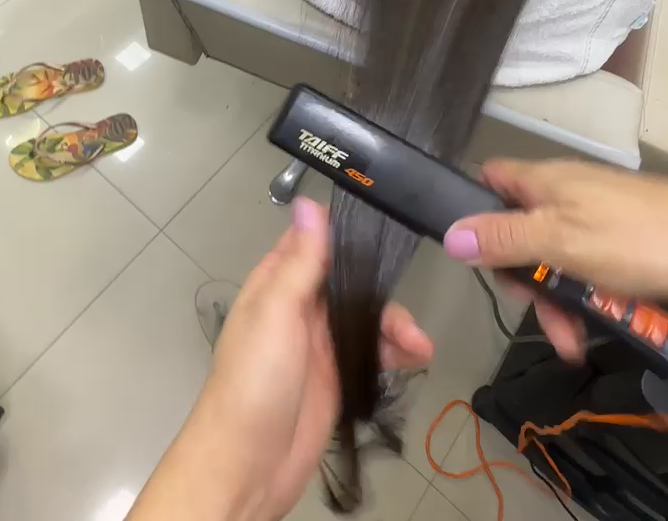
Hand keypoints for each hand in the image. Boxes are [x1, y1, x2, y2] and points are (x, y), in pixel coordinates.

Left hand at [129, 198, 433, 520]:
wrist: (248, 465)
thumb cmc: (254, 379)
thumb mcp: (276, 312)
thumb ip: (299, 261)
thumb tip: (308, 203)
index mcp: (277, 282)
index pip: (315, 240)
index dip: (345, 228)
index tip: (384, 217)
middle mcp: (300, 306)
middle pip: (350, 277)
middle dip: (381, 282)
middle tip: (406, 293)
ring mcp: (320, 342)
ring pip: (366, 315)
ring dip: (395, 322)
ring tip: (419, 343)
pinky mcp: (338, 375)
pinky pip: (373, 351)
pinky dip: (396, 351)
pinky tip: (416, 356)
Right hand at [442, 158, 667, 361]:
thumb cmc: (638, 238)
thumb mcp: (562, 241)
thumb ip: (506, 239)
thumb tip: (449, 236)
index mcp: (543, 182)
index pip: (490, 181)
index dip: (477, 214)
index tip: (482, 255)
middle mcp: (564, 195)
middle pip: (521, 233)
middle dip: (525, 279)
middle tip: (537, 311)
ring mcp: (595, 219)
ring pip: (556, 260)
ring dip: (559, 302)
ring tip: (574, 341)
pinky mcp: (624, 244)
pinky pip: (590, 272)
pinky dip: (590, 300)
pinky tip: (597, 330)